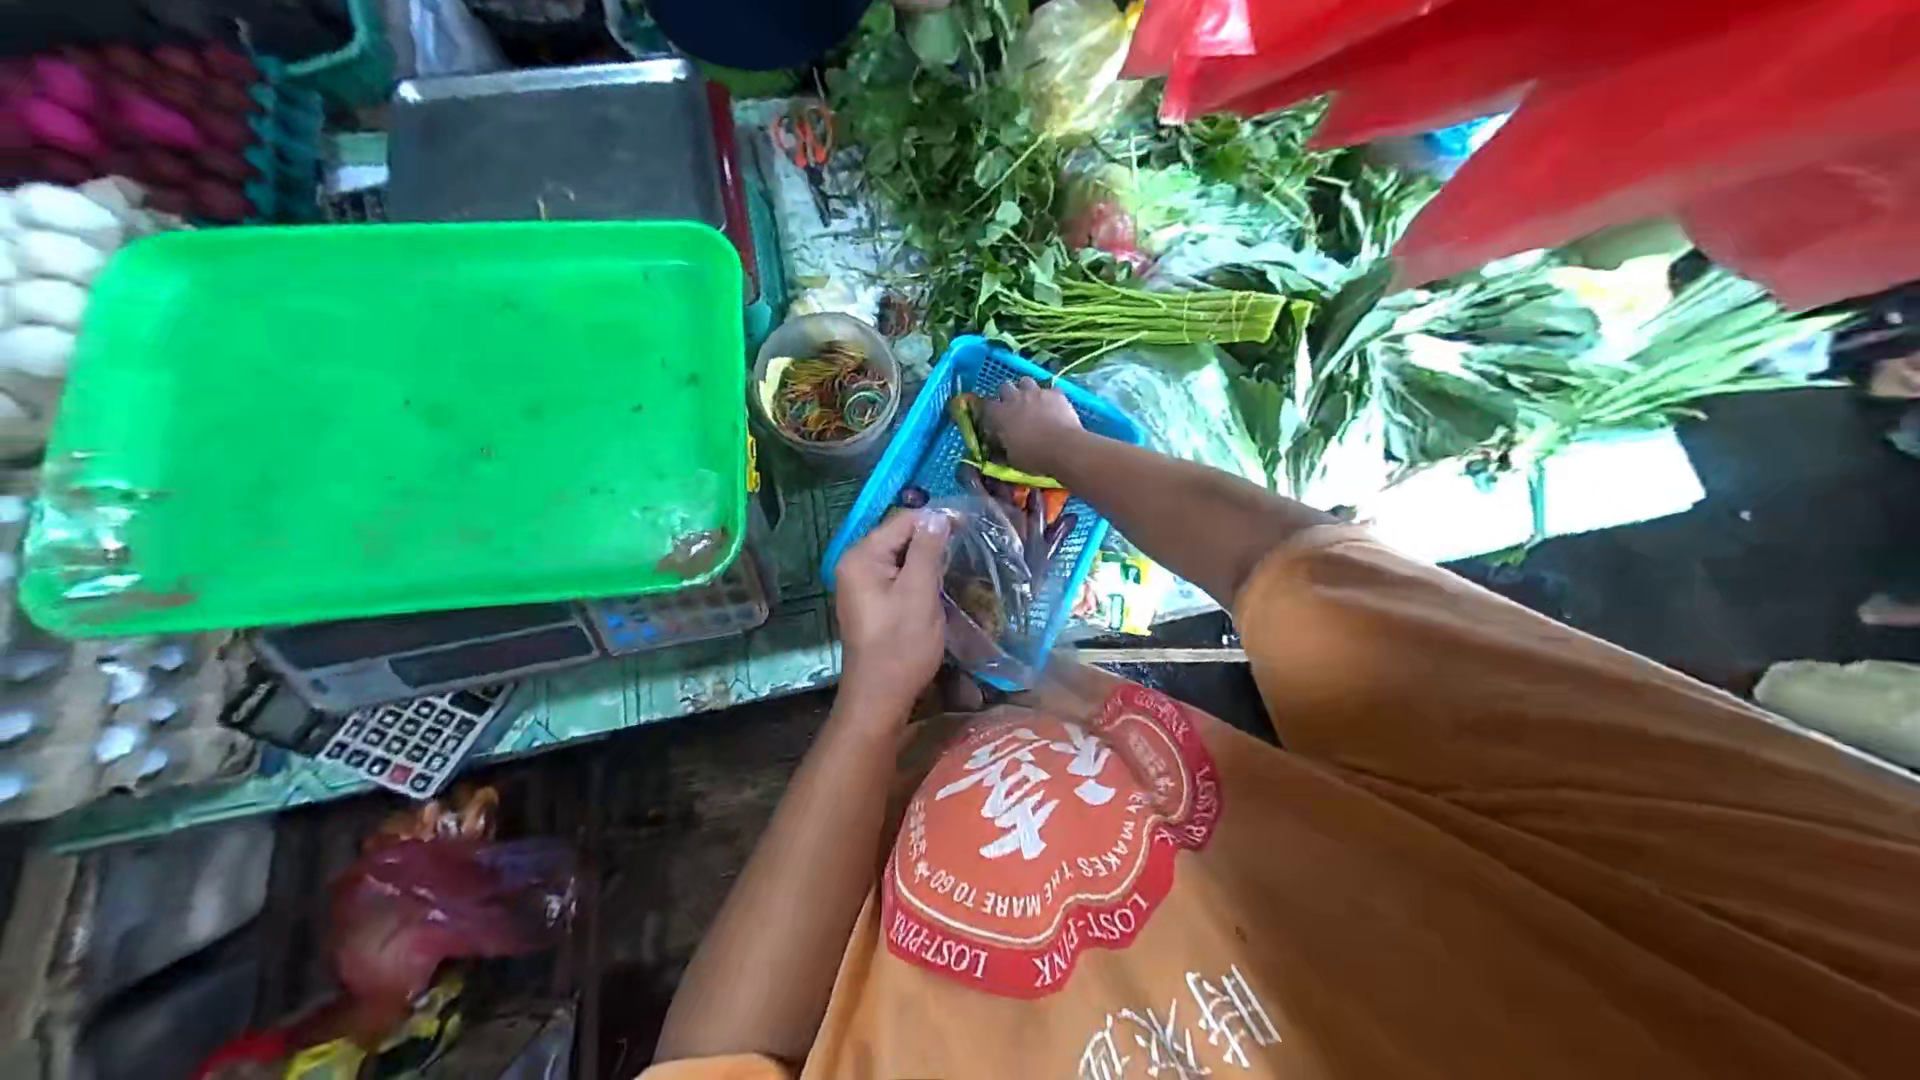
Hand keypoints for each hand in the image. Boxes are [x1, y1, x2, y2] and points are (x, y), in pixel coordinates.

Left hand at [833, 508, 949, 719]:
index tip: (969, 525)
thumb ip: (927, 550)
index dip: (936, 520)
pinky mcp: (870, 600)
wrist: (880, 696)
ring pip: (900, 556)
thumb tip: (937, 515)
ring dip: (926, 557)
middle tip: (966, 546)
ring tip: (956, 562)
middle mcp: (854, 564)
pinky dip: (917, 574)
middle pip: (899, 536)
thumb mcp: (919, 593)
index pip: (902, 521)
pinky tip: (936, 582)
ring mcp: (859, 583)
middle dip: (931, 538)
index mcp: (861, 557)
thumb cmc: (901, 646)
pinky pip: (896, 574)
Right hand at [982, 377, 1083, 473]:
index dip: (990, 411)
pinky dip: (1050, 397)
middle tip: (1014, 409)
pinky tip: (1054, 407)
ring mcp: (1036, 393)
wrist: (1064, 448)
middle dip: (1007, 395)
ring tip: (1032, 402)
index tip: (994, 419)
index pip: (987, 405)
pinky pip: (1050, 390)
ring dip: (1026, 390)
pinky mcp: (1055, 393)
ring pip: (1026, 381)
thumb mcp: (1012, 459)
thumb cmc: (1033, 457)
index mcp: (1000, 414)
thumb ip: (1004, 449)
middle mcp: (1015, 398)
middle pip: (1005, 387)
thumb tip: (999, 450)